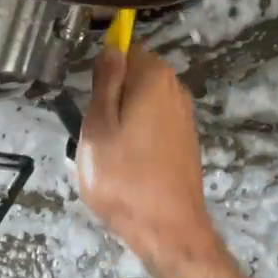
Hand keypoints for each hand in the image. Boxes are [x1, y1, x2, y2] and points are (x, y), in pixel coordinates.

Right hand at [76, 47, 214, 259]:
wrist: (169, 229)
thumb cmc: (124, 177)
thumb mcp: (98, 127)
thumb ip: (105, 82)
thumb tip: (112, 47)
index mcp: (154, 76)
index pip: (125, 51)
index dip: (103, 74)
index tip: (91, 104)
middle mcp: (175, 87)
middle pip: (135, 77)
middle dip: (113, 99)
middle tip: (97, 134)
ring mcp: (184, 114)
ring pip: (143, 103)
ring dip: (124, 120)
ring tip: (111, 155)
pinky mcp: (186, 139)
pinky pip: (155, 124)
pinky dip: (139, 137)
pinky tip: (130, 166)